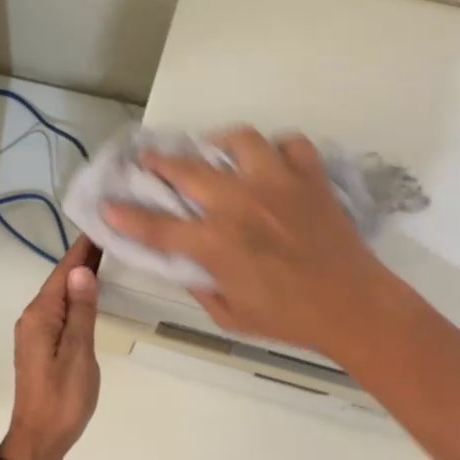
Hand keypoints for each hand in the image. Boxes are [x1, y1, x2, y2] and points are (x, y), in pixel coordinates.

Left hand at [0, 236, 102, 459]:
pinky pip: (58, 312)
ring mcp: (34, 334)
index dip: (81, 250)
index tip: (100, 224)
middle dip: (82, 259)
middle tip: (110, 235)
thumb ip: (81, 312)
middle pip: (59, 282)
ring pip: (59, 296)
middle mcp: (32, 319)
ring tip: (105, 256)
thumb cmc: (62, 399)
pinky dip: (74, 298)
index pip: (63, 274)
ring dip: (78, 277)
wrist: (40, 439)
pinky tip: (89, 294)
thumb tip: (82, 271)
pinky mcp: (40, 346)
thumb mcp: (78, 354)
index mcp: (40, 317)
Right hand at [103, 127, 394, 359]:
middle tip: (149, 160)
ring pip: (240, 140)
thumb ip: (200, 285)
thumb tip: (185, 264)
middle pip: (188, 170)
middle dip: (160, 163)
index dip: (126, 215)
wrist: (352, 306)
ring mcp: (277, 184)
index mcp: (214, 243)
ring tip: (217, 150)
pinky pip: (291, 145)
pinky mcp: (309, 178)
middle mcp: (239, 204)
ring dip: (221, 143)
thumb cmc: (287, 319)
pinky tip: (272, 163)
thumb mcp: (229, 315)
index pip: (156, 226)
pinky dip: (279, 150)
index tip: (108, 205)